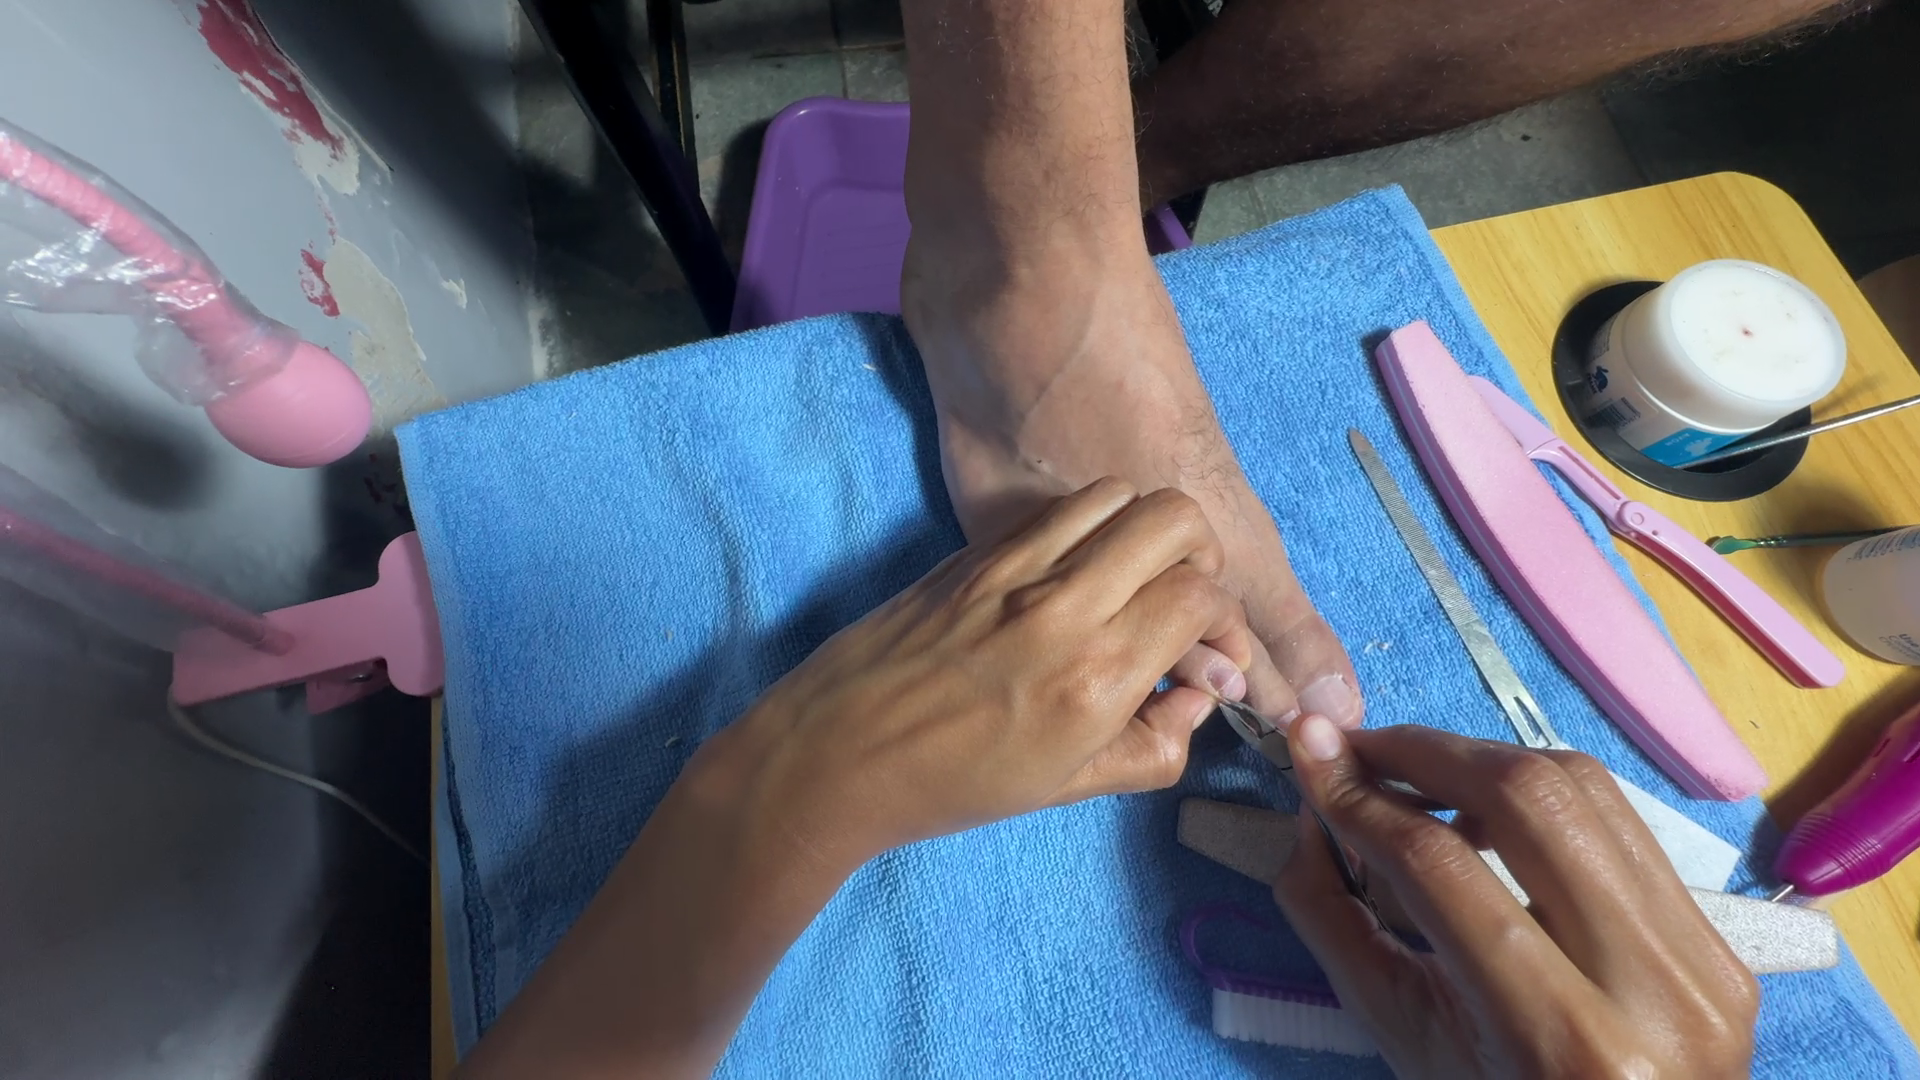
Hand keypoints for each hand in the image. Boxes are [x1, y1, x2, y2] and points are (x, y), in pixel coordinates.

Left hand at [713, 476, 1274, 866]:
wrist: (839, 751)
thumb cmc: (956, 784)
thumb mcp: (1070, 786)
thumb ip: (1156, 741)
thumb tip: (1199, 692)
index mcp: (1096, 675)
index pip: (1200, 595)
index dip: (1222, 618)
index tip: (1208, 646)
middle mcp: (1063, 604)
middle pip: (1172, 517)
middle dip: (1198, 550)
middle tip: (1178, 593)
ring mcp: (1011, 565)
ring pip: (1114, 493)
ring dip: (1139, 526)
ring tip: (1126, 573)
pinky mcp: (973, 550)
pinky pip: (1053, 510)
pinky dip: (1084, 526)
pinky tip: (1068, 571)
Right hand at [1271, 719, 1758, 1078]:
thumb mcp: (1387, 1021)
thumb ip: (1327, 906)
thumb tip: (1311, 796)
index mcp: (1562, 1041)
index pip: (1439, 866)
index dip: (1359, 796)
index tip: (1306, 750)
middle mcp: (1658, 990)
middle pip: (1526, 798)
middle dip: (1419, 750)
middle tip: (1354, 749)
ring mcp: (1704, 957)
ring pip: (1573, 784)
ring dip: (1469, 756)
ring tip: (1408, 774)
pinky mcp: (1718, 934)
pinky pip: (1607, 811)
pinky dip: (1522, 784)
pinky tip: (1476, 807)